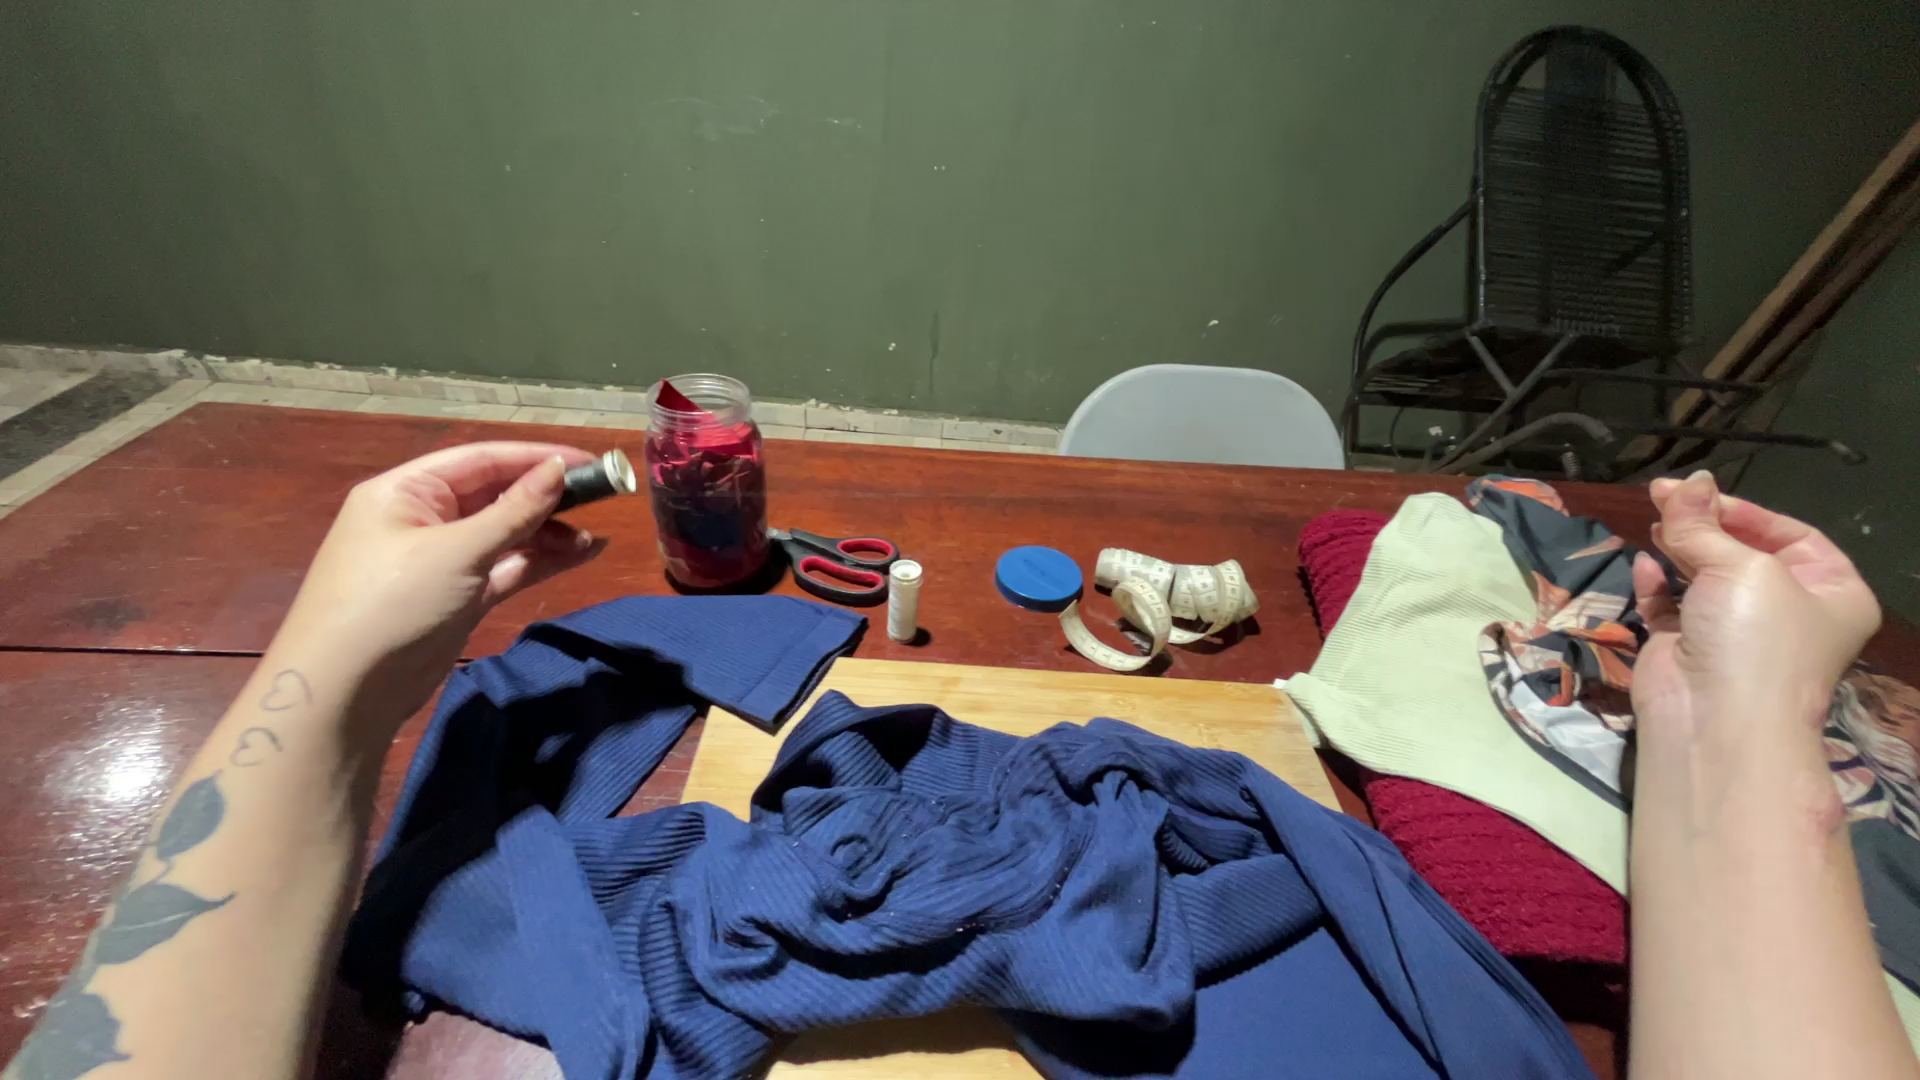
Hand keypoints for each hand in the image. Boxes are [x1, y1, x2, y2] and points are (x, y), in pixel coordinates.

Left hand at [270, 442, 603, 730]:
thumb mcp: (458, 551)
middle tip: (601, 498)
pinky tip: (582, 555)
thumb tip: (561, 469)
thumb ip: (515, 511)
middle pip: (498, 494)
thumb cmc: (393, 602)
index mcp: (407, 491)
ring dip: (551, 533)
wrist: (348, 691)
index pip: (482, 459)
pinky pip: (512, 565)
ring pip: (510, 533)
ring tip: (591, 540)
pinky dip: (544, 560)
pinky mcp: (464, 593)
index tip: (589, 461)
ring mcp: (447, 558)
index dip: (535, 457)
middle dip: (548, 496)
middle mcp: (426, 517)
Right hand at [1631, 470, 1879, 735]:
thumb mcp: (1739, 567)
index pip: (1790, 534)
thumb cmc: (1753, 637)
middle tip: (1659, 497)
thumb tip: (1684, 481)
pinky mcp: (1684, 641)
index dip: (1742, 510)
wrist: (1714, 714)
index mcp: (1828, 590)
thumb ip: (1703, 524)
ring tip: (1652, 523)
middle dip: (1703, 523)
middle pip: (1742, 551)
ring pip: (1702, 574)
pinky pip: (1669, 602)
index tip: (1692, 492)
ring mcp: (1731, 626)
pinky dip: (1655, 581)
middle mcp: (1785, 607)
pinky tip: (1642, 564)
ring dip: (1677, 547)